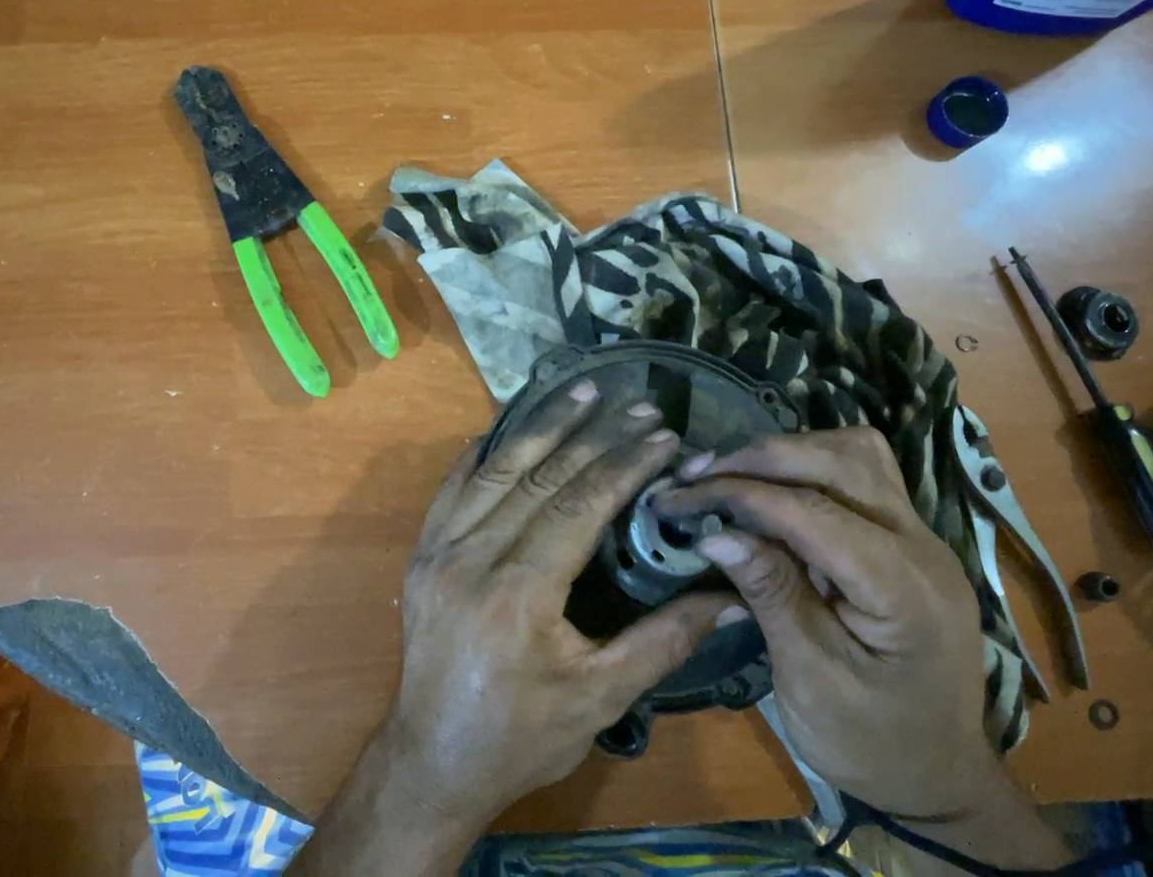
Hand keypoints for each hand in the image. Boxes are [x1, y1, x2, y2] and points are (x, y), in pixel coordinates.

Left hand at [388, 380, 740, 821]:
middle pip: (540, 480)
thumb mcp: (600, 697)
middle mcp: (471, 558)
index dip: (624, 466)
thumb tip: (730, 596)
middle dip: (593, 437)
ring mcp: (438, 552)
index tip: (662, 435)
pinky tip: (502, 429)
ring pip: (495, 472)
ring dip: (540, 428)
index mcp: (518, 593)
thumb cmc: (522, 735)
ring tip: (579, 391)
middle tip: (637, 404)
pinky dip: (480, 454)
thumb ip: (664, 641)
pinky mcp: (422, 555)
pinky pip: (451, 489)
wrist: (435, 760)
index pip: (578, 507)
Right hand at [651, 427, 997, 821]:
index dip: (740, 494)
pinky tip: (770, 485)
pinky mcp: (907, 538)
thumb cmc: (870, 740)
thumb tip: (715, 531)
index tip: (677, 497)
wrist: (936, 773)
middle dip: (759, 459)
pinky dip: (807, 464)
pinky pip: (859, 472)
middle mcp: (923, 546)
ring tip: (727, 474)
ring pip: (855, 452)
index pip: (813, 510)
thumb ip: (771, 594)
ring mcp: (921, 536)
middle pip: (841, 460)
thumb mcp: (810, 677)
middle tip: (694, 476)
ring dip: (786, 452)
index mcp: (904, 589)